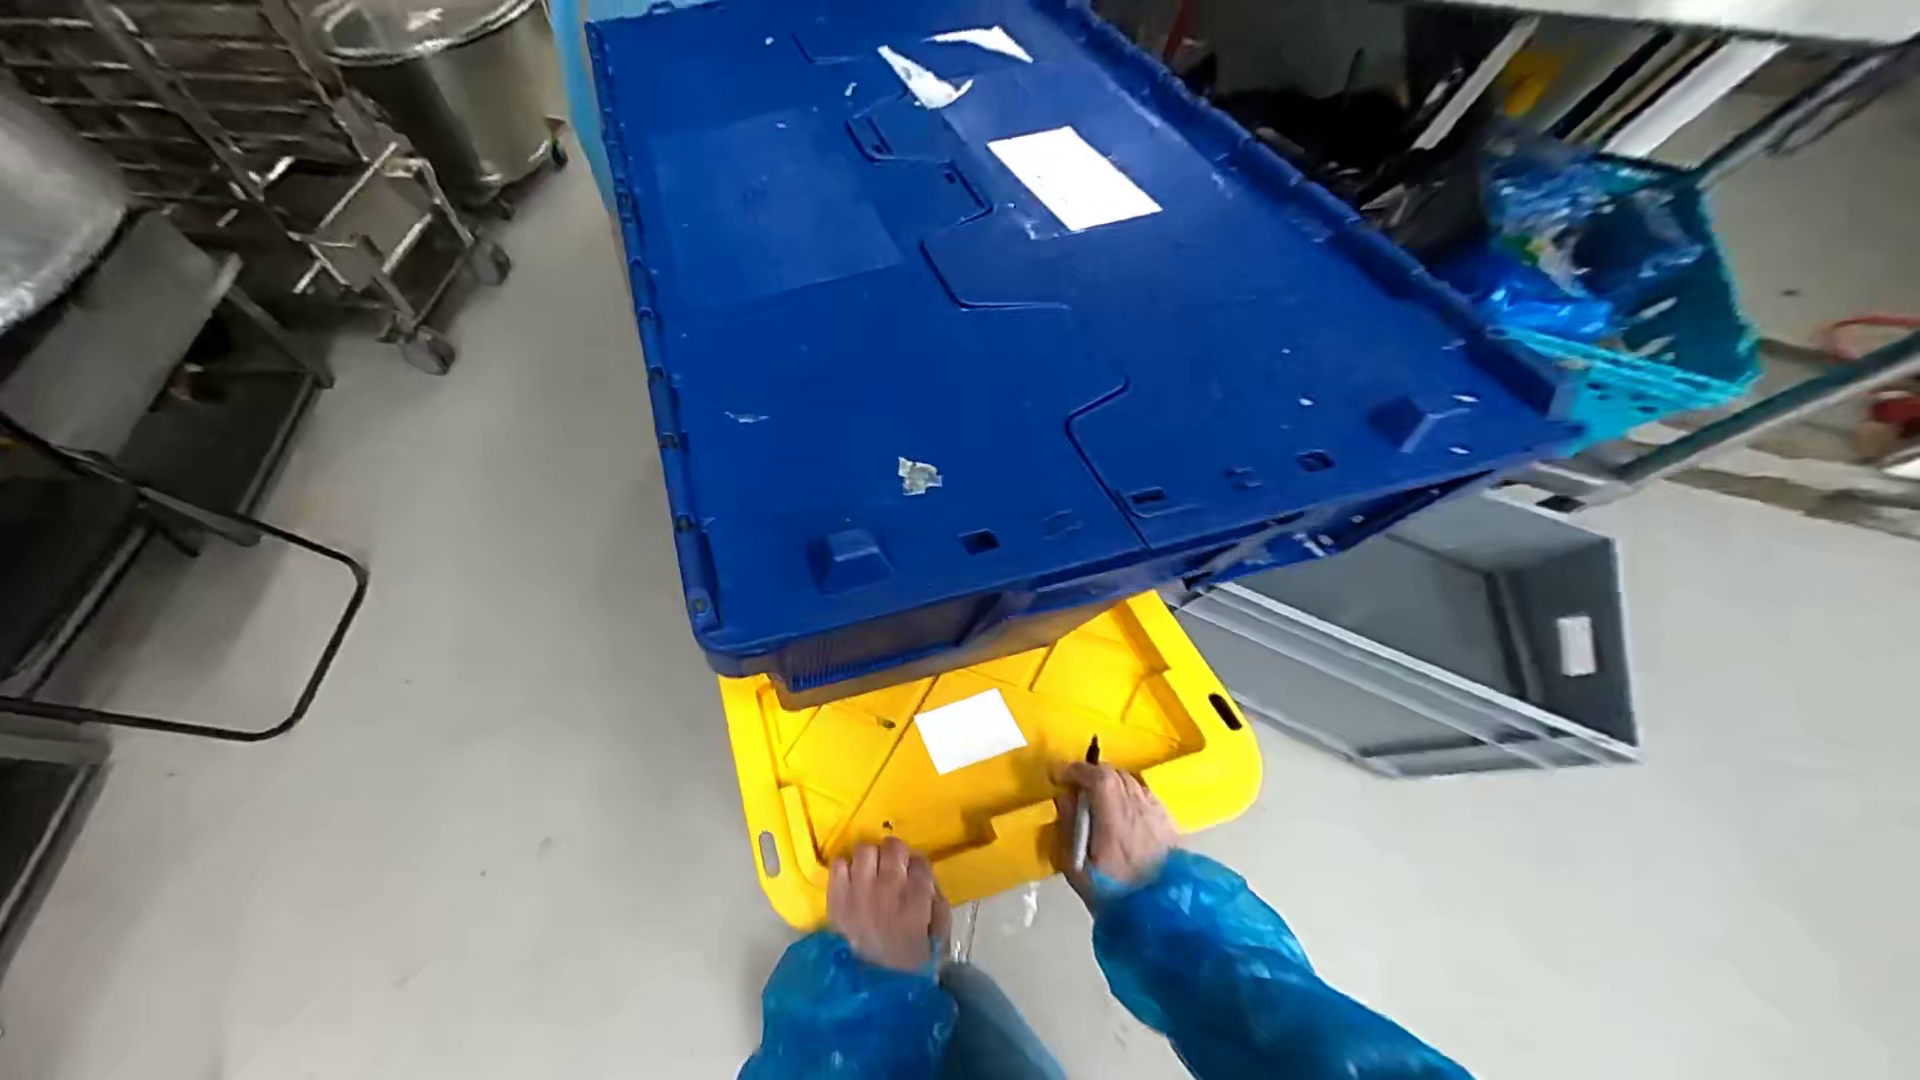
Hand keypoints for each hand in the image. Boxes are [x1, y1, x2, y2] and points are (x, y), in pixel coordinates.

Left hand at [828, 837, 951, 973]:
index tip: (914, 876)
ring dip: (870, 858)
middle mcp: (888, 887)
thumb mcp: (937, 945)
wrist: (866, 997)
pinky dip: (845, 868)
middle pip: (893, 847)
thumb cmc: (906, 972)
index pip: (921, 861)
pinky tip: (850, 882)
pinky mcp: (836, 897)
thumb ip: (940, 911)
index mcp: (916, 899)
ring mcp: (859, 890)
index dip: (918, 867)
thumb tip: (932, 885)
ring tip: (870, 872)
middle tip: (892, 869)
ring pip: (865, 849)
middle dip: (896, 855)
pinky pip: (838, 863)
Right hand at [1054, 762, 1177, 906]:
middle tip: (1075, 785)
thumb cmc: (1115, 894)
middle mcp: (1137, 804)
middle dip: (1090, 773)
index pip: (1095, 775)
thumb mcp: (1078, 868)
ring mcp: (1155, 810)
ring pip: (1130, 781)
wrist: (1164, 919)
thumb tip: (1065, 798)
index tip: (1058, 776)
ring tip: (1097, 798)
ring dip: (1110, 782)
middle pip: (1113, 773)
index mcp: (1113, 813)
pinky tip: (1122, 811)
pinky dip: (1127, 793)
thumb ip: (1068, 828)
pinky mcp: (1168, 821)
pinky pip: (1143, 794)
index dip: (1074, 770)